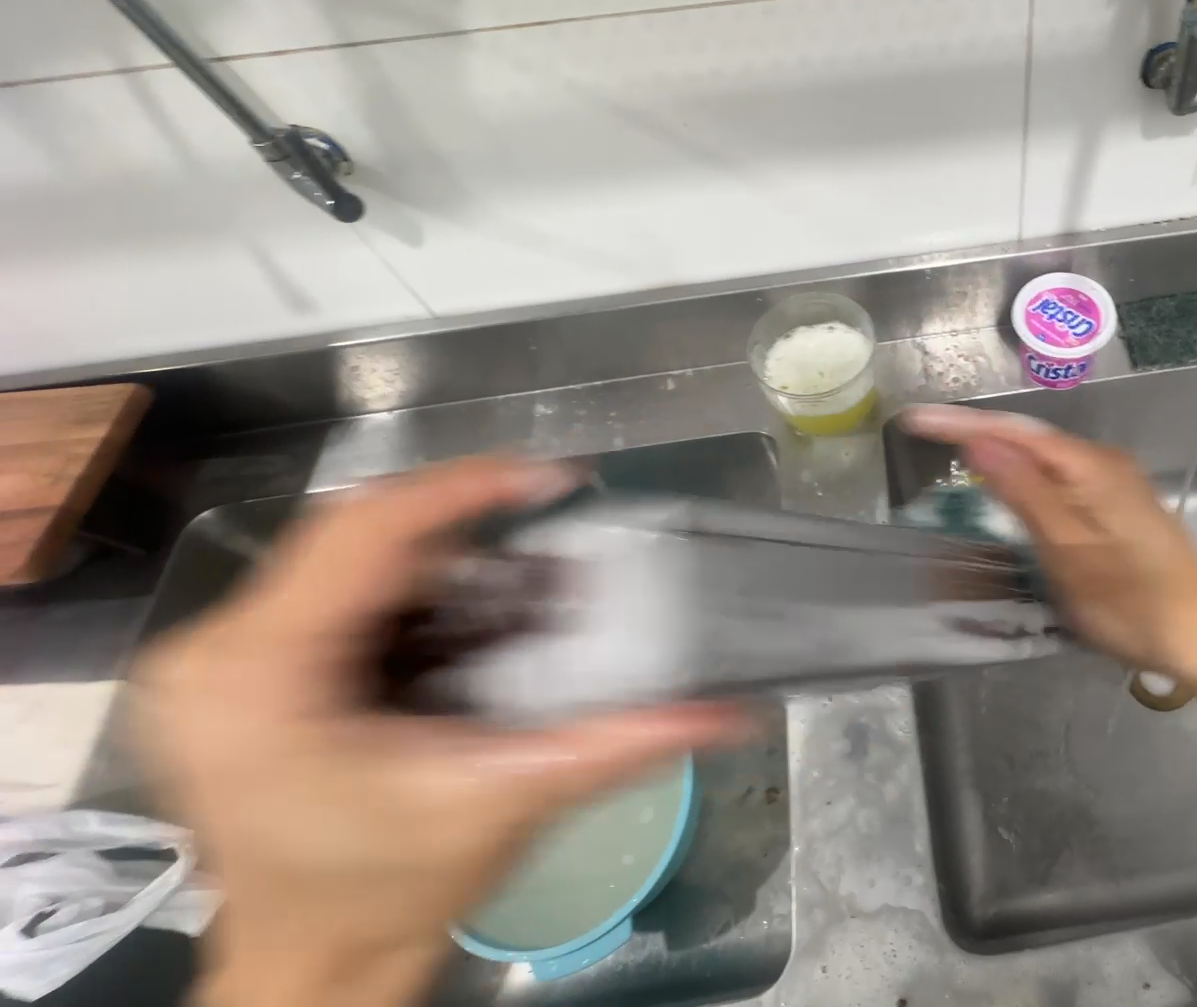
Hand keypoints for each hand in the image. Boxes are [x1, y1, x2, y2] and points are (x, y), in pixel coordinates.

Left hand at [134, 458, 750, 1006]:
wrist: (322, 958)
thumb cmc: (395, 888)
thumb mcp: (513, 800)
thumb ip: (623, 744)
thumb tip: (732, 712)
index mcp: (262, 674)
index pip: (364, 532)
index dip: (466, 491)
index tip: (556, 480)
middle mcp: (223, 649)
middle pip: (362, 532)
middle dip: (469, 525)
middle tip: (558, 528)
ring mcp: (229, 655)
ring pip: (359, 552)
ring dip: (454, 554)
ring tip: (534, 574)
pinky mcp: (253, 666)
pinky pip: (350, 585)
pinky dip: (430, 585)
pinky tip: (485, 609)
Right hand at [901, 405, 1196, 682]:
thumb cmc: (1131, 602)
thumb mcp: (1069, 550)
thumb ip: (1024, 492)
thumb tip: (977, 442)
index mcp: (1092, 468)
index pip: (1014, 433)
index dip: (960, 423)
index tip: (913, 419)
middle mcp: (1105, 465)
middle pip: (1030, 440)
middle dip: (976, 434)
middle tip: (925, 434)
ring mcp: (1115, 486)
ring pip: (1045, 461)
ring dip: (1000, 457)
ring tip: (953, 456)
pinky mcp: (1117, 509)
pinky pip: (1059, 482)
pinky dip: (1025, 481)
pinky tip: (1008, 491)